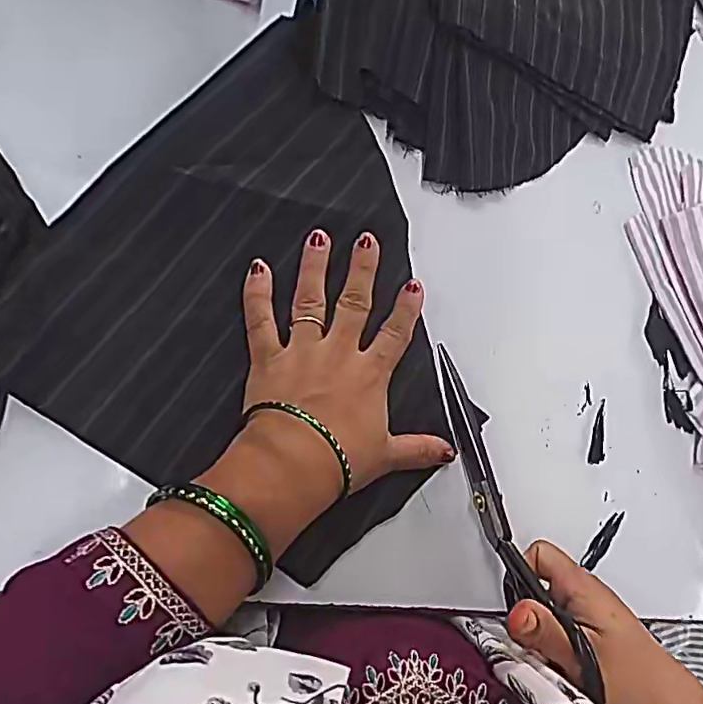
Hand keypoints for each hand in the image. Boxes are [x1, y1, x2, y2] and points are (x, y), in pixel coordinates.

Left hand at [143, 229, 451, 624]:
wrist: (293, 463)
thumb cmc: (336, 460)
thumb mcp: (386, 455)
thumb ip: (418, 448)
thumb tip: (444, 451)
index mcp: (368, 376)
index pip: (394, 334)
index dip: (406, 309)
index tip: (412, 286)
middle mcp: (337, 355)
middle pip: (355, 303)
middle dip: (363, 270)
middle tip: (367, 242)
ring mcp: (302, 352)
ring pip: (311, 301)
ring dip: (316, 268)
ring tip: (320, 240)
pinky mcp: (269, 359)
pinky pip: (261, 319)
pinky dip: (258, 293)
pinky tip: (258, 269)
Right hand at [507, 541, 702, 703]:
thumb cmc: (644, 686)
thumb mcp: (583, 661)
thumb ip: (545, 633)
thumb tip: (516, 612)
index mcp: (584, 589)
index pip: (538, 555)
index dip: (518, 575)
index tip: (512, 610)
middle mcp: (587, 598)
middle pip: (536, 589)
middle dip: (527, 619)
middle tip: (533, 647)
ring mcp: (590, 619)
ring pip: (545, 617)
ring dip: (541, 642)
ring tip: (554, 667)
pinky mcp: (592, 640)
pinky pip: (559, 638)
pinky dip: (554, 655)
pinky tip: (565, 676)